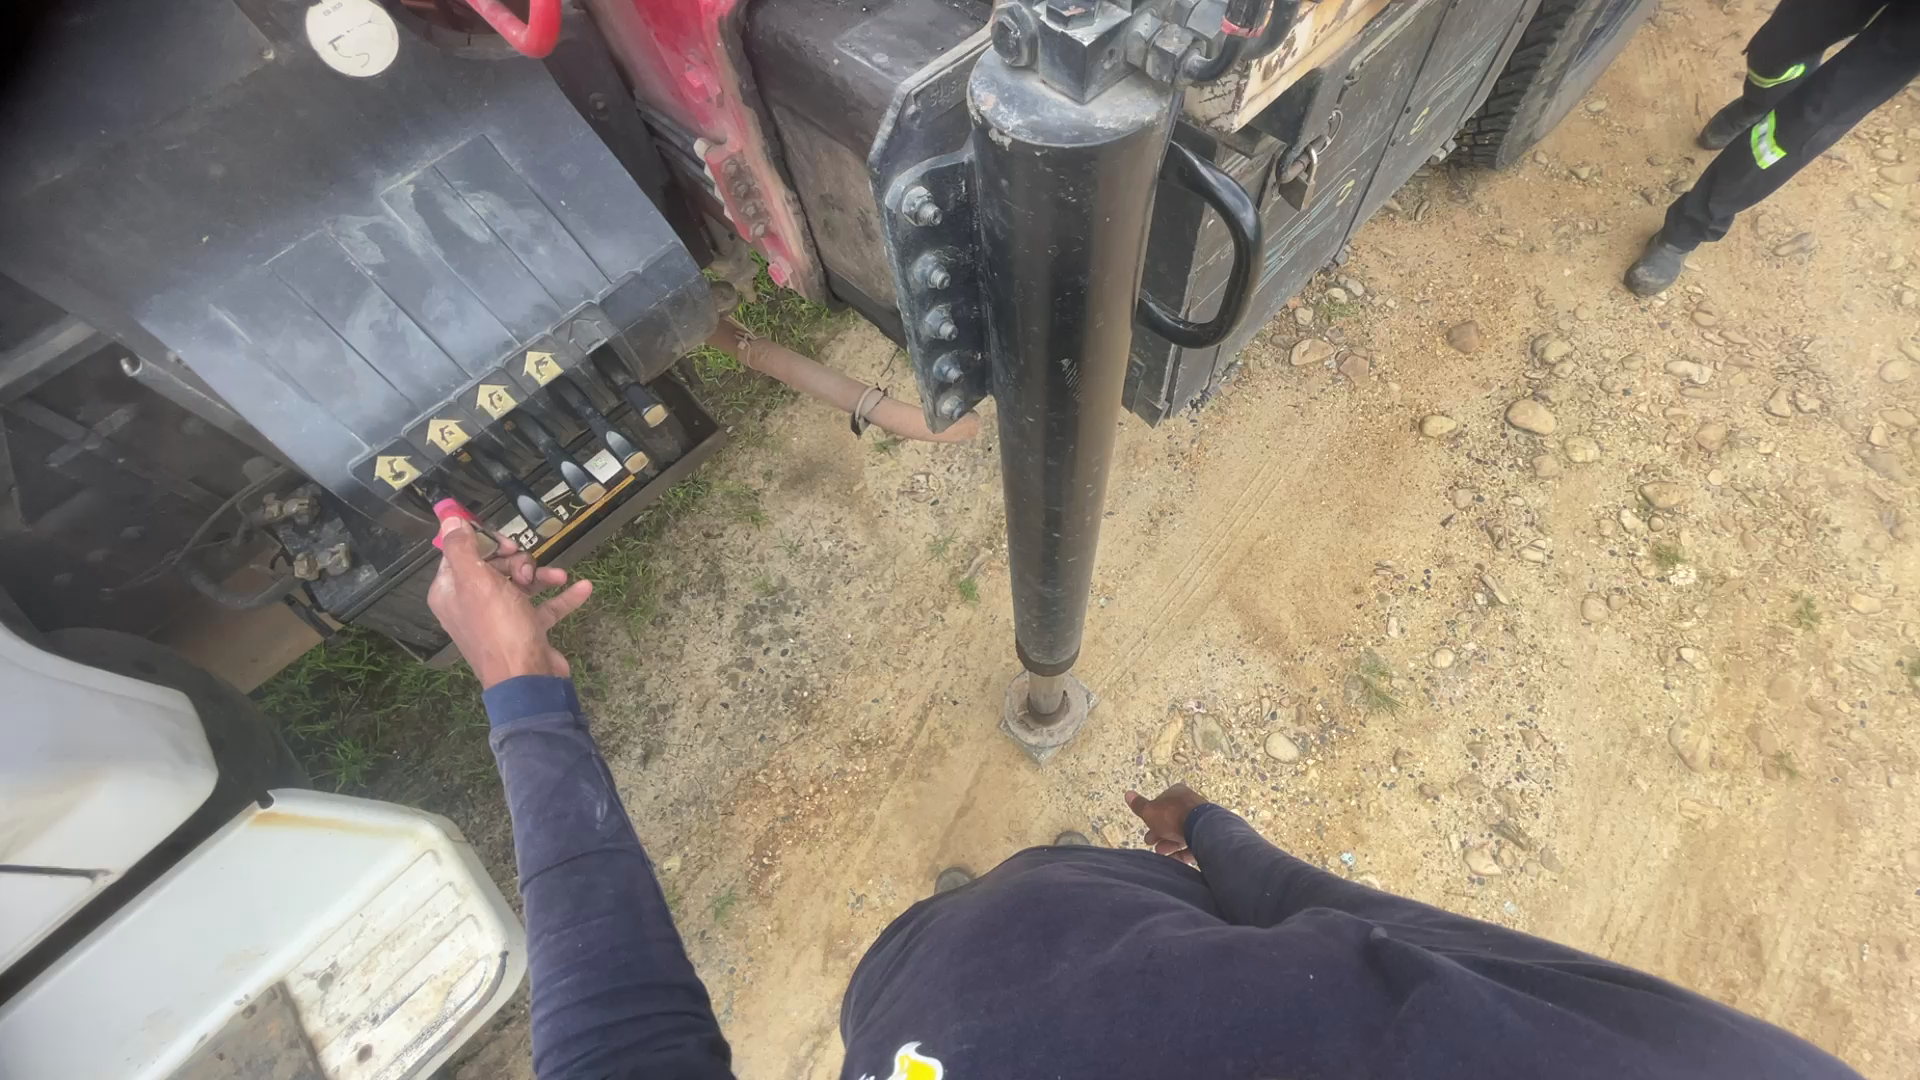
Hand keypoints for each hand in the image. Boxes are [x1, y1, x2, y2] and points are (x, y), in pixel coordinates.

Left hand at [426, 517, 592, 688]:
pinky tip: (583, 588)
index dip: (486, 543)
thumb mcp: (478, 582)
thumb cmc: (499, 628)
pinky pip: (546, 606)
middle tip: (529, 569)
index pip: (462, 554)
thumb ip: (463, 547)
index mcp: (453, 592)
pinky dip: (563, 596)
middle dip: (519, 562)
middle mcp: (473, 604)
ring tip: (560, 577)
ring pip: (523, 584)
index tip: (508, 543)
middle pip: (496, 567)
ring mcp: (502, 618)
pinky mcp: (528, 630)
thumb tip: (449, 516)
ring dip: (544, 576)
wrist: (527, 677)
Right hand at [1124, 783, 1209, 867]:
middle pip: (1171, 820)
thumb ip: (1139, 805)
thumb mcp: (1149, 811)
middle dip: (1160, 833)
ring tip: (1161, 853)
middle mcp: (1190, 803)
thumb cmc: (1172, 816)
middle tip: (1151, 843)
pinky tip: (1174, 859)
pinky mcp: (1208, 835)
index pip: (1161, 804)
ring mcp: (1201, 820)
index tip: (1146, 828)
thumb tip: (1128, 794)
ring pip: (1182, 833)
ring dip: (1169, 844)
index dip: (1152, 817)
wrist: (1201, 829)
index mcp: (1176, 793)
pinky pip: (1193, 844)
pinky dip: (1183, 852)